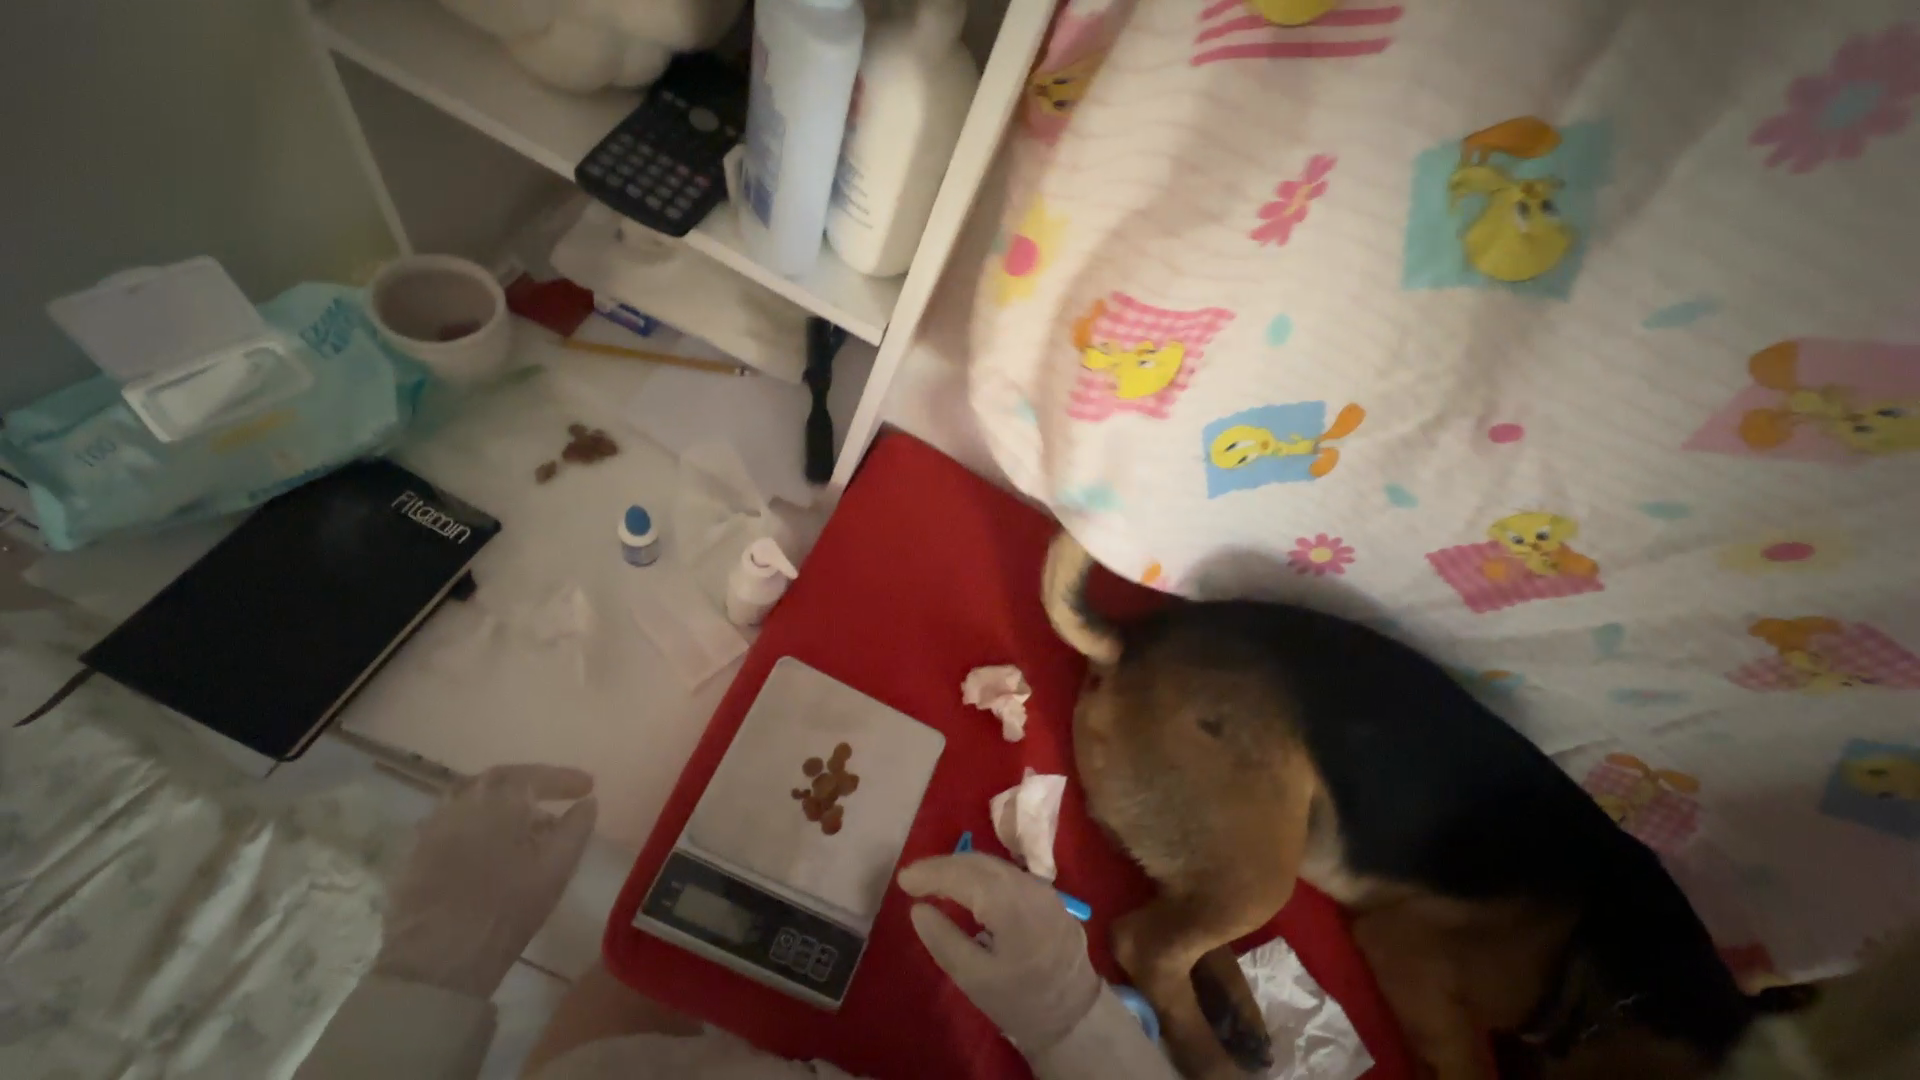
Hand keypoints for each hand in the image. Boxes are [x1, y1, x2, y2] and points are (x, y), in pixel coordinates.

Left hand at [374, 764, 597, 997]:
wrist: (439, 958)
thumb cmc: (508, 907)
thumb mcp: (557, 866)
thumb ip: (576, 827)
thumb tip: (587, 802)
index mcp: (500, 799)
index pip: (536, 776)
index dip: (564, 779)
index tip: (588, 786)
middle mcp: (463, 803)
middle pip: (499, 780)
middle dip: (530, 783)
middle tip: (554, 795)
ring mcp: (434, 827)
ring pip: (470, 798)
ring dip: (499, 801)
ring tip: (521, 820)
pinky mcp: (416, 854)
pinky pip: (451, 822)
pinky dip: (476, 822)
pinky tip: (488, 843)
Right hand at [897, 853, 1101, 1054]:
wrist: (1075, 1016)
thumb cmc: (1020, 1001)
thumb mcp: (974, 979)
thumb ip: (944, 940)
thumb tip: (919, 909)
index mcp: (1010, 903)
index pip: (962, 875)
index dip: (930, 873)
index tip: (903, 880)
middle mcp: (1028, 885)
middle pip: (978, 863)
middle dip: (943, 866)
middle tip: (914, 879)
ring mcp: (1042, 888)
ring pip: (994, 866)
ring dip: (962, 868)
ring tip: (934, 881)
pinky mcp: (1049, 896)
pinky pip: (1008, 875)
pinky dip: (982, 876)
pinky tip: (968, 888)